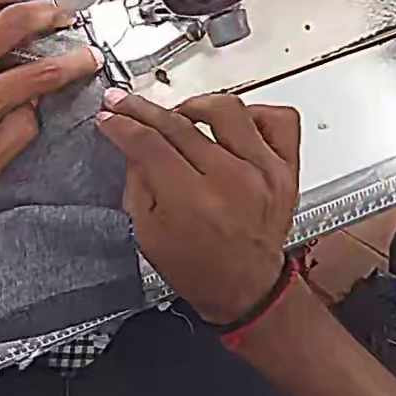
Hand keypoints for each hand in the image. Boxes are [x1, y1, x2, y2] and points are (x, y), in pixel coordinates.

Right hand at [94, 90, 301, 325]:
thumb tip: (133, 144)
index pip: (147, 143)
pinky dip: (253, 113)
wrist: (248, 290)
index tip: (109, 117)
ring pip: (226, 109)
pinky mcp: (286, 169)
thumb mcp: (148, 234)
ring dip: (194, 105)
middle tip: (127, 105)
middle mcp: (231, 180)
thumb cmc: (200, 269)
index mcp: (191, 201)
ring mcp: (264, 171)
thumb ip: (138, 184)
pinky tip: (232, 124)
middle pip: (178, 123)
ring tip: (180, 114)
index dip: (121, 125)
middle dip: (143, 110)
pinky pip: (277, 119)